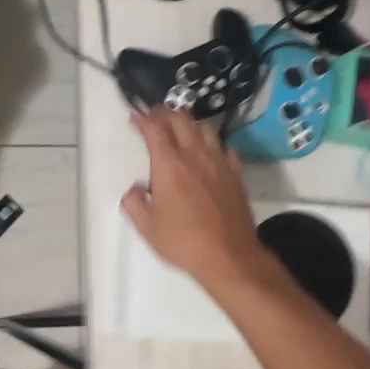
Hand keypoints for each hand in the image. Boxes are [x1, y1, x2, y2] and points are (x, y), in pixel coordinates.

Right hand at [121, 109, 269, 290]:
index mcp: (169, 167)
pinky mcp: (235, 174)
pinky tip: (209, 149)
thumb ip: (134, 203)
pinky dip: (212, 142)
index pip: (155, 131)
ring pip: (205, 129)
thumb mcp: (146, 228)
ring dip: (189, 122)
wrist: (228, 255)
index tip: (135, 115)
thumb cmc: (183, 242)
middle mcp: (195, 157)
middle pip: (181, 121)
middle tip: (155, 114)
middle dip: (165, 113)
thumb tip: (135, 190)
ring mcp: (219, 163)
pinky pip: (224, 147)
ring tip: (180, 124)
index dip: (143, 119)